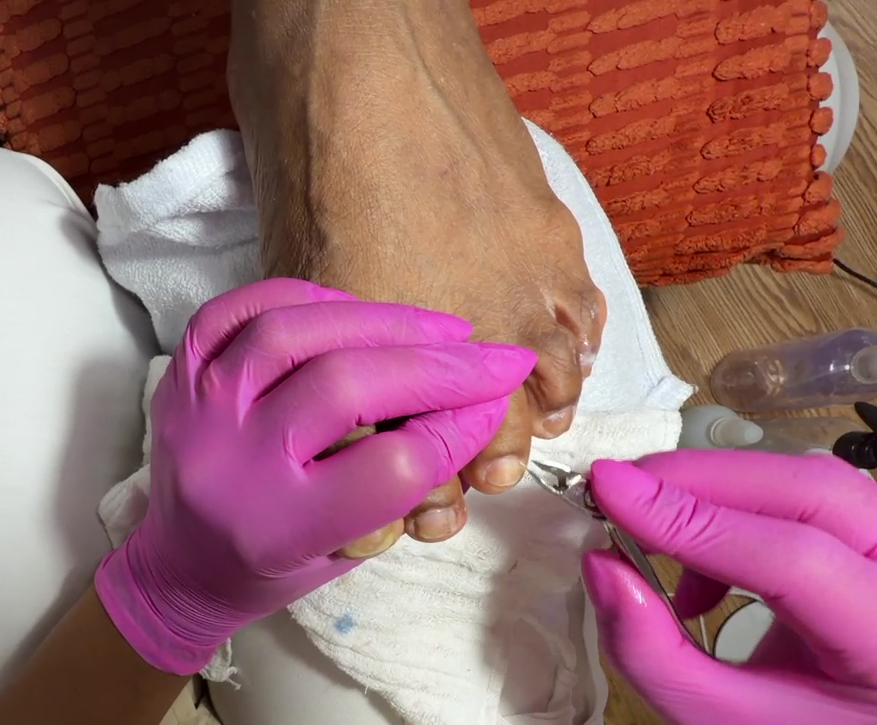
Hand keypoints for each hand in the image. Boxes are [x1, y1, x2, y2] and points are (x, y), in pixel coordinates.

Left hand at [97, 278, 532, 673]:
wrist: (179, 568)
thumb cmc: (269, 571)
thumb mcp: (342, 552)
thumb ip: (399, 488)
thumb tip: (473, 405)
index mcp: (276, 529)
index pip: (391, 467)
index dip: (459, 432)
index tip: (495, 409)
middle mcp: (232, 465)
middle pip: (347, 387)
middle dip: (441, 368)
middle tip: (495, 360)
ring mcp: (197, 413)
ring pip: (293, 333)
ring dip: (382, 322)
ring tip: (441, 330)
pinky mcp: (178, 380)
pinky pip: (238, 311)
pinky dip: (303, 300)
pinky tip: (354, 311)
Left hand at [230, 0, 604, 556]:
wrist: (358, 56)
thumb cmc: (305, 172)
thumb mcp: (292, 287)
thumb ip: (328, 356)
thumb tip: (342, 405)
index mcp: (397, 360)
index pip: (421, 458)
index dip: (420, 499)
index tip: (415, 517)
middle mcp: (471, 335)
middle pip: (495, 436)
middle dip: (478, 474)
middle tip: (466, 492)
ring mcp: (523, 285)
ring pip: (550, 387)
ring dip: (532, 422)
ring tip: (516, 438)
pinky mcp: (552, 235)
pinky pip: (584, 319)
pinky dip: (574, 355)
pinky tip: (560, 369)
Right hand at [583, 452, 876, 724]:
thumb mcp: (698, 716)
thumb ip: (641, 642)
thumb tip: (599, 559)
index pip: (795, 559)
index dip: (691, 519)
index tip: (608, 488)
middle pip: (819, 495)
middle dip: (704, 481)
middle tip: (621, 486)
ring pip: (819, 485)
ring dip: (719, 494)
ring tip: (656, 535)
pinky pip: (823, 498)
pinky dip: (743, 511)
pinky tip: (708, 559)